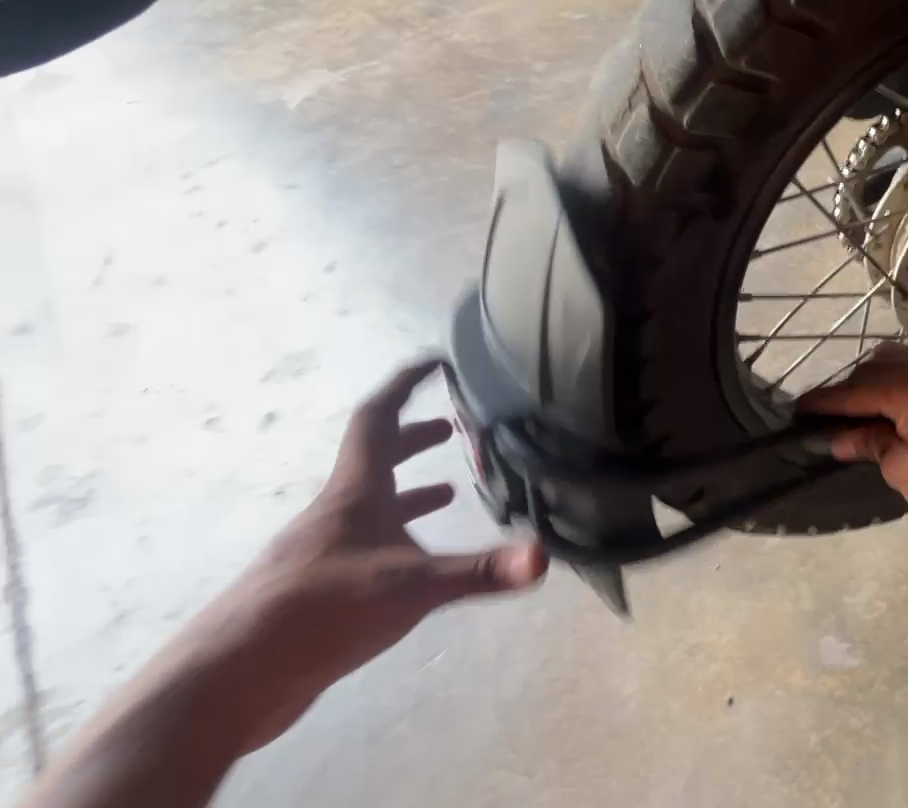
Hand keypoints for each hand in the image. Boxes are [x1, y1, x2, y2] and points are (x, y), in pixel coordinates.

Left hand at [193, 359, 547, 748]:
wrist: (225, 682)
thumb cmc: (320, 611)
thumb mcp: (412, 588)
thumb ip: (481, 572)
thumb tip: (543, 558)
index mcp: (355, 495)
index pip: (378, 420)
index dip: (406, 385)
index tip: (434, 363)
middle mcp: (335, 514)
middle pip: (376, 460)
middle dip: (415, 439)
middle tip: (453, 431)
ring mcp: (321, 552)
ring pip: (371, 506)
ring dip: (408, 491)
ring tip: (447, 495)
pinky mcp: (315, 589)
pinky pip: (364, 545)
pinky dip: (395, 536)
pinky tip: (414, 563)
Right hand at [798, 341, 907, 536]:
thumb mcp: (903, 469)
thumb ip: (869, 444)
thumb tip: (837, 438)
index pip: (855, 391)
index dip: (824, 402)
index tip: (798, 409)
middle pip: (873, 369)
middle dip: (848, 390)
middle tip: (828, 416)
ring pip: (896, 357)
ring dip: (873, 376)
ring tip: (858, 406)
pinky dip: (901, 368)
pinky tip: (893, 389)